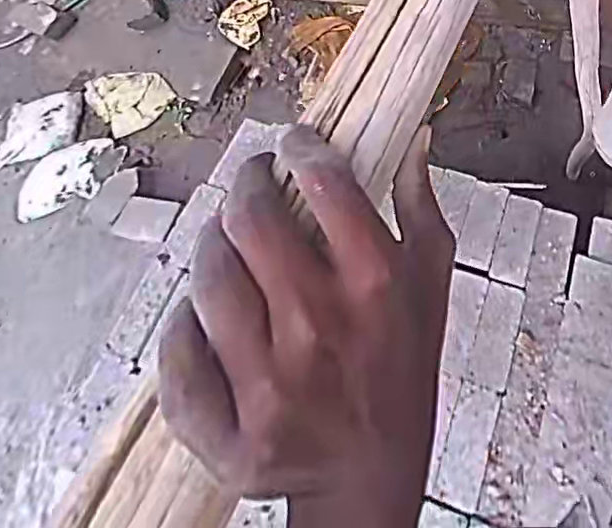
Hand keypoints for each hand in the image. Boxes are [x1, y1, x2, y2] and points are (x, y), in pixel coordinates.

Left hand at [158, 125, 453, 527]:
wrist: (372, 473)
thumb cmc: (405, 361)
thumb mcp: (431, 275)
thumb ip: (420, 201)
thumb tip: (414, 137)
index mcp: (375, 280)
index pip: (325, 183)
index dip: (301, 147)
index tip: (293, 142)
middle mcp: (320, 323)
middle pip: (252, 218)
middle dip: (247, 181)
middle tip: (252, 178)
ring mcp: (271, 382)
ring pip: (209, 275)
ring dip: (213, 239)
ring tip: (226, 233)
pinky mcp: (231, 433)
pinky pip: (180, 350)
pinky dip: (184, 319)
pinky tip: (203, 307)